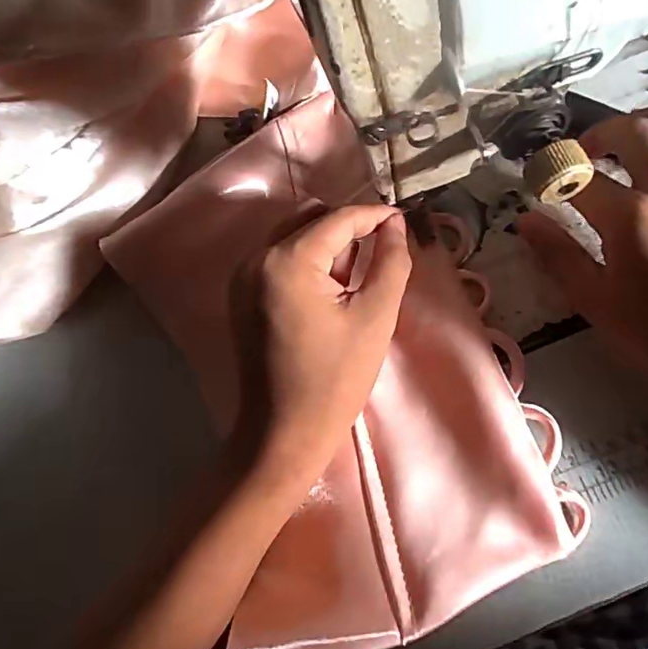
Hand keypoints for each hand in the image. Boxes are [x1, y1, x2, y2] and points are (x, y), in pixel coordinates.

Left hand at [230, 204, 411, 482]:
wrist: (284, 433)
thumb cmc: (336, 377)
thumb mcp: (376, 316)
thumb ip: (391, 262)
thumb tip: (396, 224)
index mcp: (287, 261)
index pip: (338, 218)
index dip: (375, 215)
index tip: (405, 220)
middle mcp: (257, 258)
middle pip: (312, 219)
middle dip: (351, 228)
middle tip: (384, 250)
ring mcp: (243, 277)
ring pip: (296, 236)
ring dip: (331, 245)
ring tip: (360, 275)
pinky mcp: (243, 295)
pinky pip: (282, 259)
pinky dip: (312, 262)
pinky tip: (333, 290)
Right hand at [517, 106, 647, 410]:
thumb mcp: (597, 304)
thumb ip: (559, 256)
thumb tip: (527, 220)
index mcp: (633, 220)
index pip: (582, 177)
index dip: (555, 171)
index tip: (544, 175)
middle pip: (637, 132)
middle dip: (604, 132)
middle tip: (590, 150)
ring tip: (646, 130)